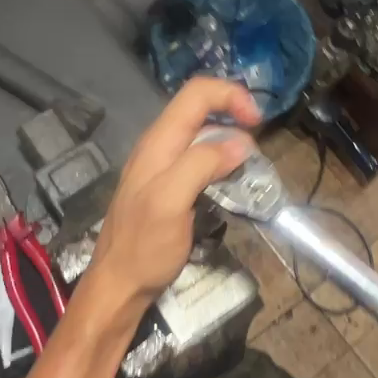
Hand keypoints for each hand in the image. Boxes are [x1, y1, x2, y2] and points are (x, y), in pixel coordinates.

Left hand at [84, 78, 259, 313]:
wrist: (119, 284)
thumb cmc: (144, 246)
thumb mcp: (171, 202)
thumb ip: (201, 165)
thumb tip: (240, 142)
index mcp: (158, 142)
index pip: (196, 93)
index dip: (231, 96)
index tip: (257, 122)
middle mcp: (159, 146)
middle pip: (200, 108)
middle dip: (234, 116)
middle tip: (255, 150)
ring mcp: (162, 165)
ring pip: (201, 134)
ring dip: (229, 141)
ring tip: (248, 168)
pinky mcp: (168, 185)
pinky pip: (198, 159)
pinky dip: (220, 161)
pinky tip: (230, 182)